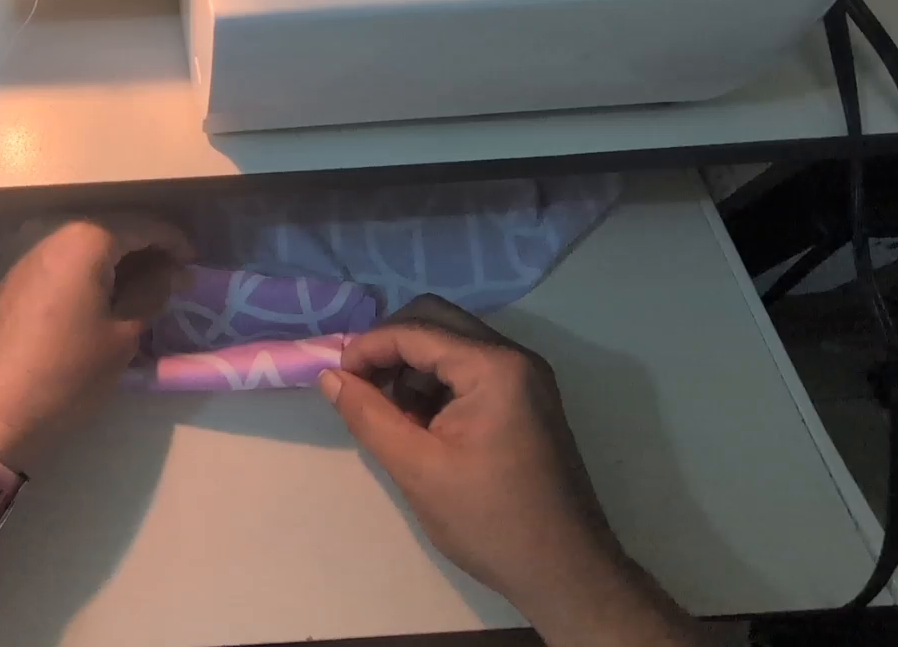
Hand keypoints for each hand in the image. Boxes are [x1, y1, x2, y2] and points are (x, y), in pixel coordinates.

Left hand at [0, 215, 191, 468]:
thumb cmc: (64, 374)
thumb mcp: (122, 336)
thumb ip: (152, 292)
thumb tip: (173, 271)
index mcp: (85, 238)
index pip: (143, 225)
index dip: (174, 241)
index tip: (194, 263)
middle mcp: (50, 229)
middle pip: (109, 228)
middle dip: (142, 248)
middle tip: (169, 277)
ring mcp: (20, 248)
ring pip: (80, 242)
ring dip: (110, 258)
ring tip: (134, 287)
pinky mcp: (3, 271)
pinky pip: (55, 258)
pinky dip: (80, 269)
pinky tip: (93, 294)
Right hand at [318, 300, 667, 635]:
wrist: (568, 577)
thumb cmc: (490, 521)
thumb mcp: (416, 468)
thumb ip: (367, 414)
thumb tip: (328, 375)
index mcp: (493, 367)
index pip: (413, 331)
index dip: (367, 347)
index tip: (337, 377)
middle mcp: (513, 357)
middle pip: (433, 320)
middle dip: (389, 347)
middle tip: (361, 385)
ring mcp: (523, 376)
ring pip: (447, 341)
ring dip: (410, 365)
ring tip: (392, 413)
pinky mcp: (524, 396)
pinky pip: (466, 365)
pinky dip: (434, 381)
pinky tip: (421, 422)